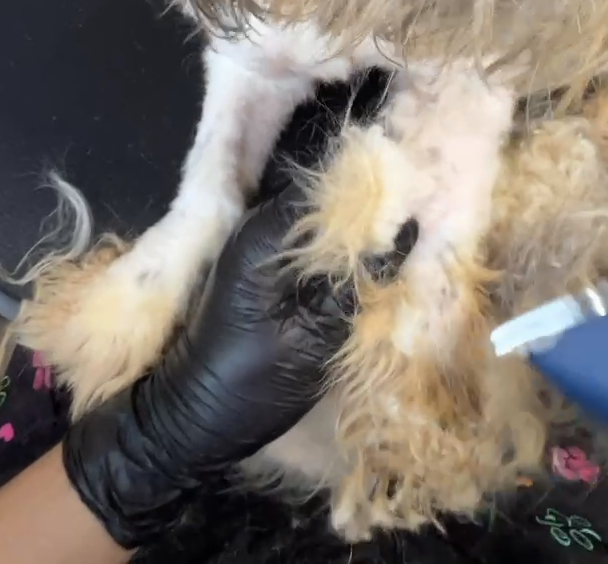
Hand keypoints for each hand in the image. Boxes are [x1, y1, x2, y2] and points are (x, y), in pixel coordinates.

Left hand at [63, 184, 416, 547]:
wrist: (192, 421)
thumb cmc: (248, 383)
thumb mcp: (314, 338)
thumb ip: (358, 281)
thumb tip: (405, 230)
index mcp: (264, 234)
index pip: (329, 187)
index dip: (373, 191)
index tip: (414, 203)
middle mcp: (260, 226)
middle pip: (327, 196)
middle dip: (371, 208)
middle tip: (415, 221)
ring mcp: (261, 244)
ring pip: (323, 217)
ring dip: (358, 230)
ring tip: (400, 241)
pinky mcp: (268, 265)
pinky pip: (312, 240)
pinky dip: (340, 250)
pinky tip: (370, 265)